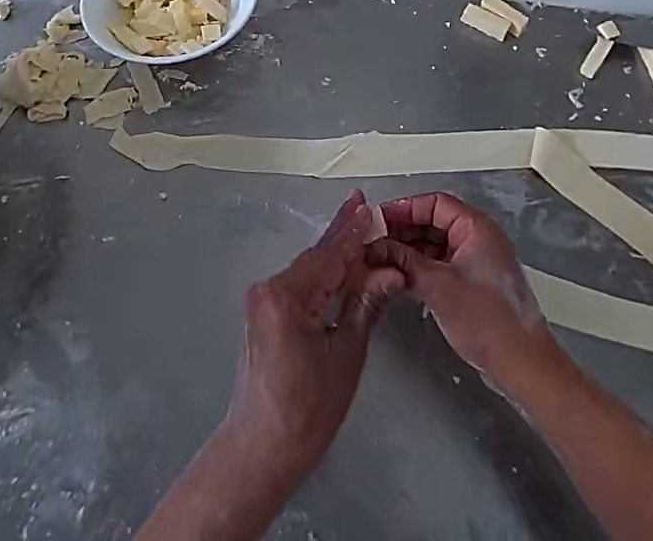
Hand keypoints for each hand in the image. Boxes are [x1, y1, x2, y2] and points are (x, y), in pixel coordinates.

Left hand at [221, 190, 404, 474]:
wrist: (261, 449)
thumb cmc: (308, 408)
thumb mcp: (346, 352)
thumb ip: (365, 303)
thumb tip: (391, 271)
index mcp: (286, 296)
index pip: (330, 256)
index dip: (354, 233)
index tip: (370, 208)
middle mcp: (269, 290)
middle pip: (317, 256)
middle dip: (342, 232)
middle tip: (361, 202)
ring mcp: (263, 301)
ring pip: (310, 268)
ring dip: (334, 250)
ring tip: (357, 222)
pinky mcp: (266, 313)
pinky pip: (302, 283)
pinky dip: (323, 271)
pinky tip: (340, 259)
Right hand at [368, 192, 563, 385]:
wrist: (519, 359)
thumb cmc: (490, 321)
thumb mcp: (437, 285)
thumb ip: (404, 261)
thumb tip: (381, 249)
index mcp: (476, 228)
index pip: (435, 203)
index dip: (404, 208)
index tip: (380, 220)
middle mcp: (479, 237)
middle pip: (435, 221)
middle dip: (404, 230)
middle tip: (377, 241)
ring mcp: (477, 259)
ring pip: (436, 243)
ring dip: (410, 250)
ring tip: (383, 259)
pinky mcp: (474, 280)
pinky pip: (443, 262)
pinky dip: (422, 266)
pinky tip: (401, 276)